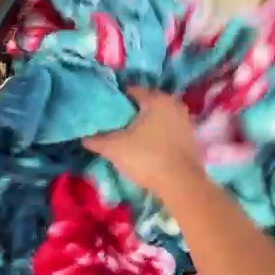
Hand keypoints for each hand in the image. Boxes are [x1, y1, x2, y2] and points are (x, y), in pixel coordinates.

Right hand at [84, 88, 205, 196]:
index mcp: (156, 99)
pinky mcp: (191, 138)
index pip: (132, 91)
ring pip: (160, 117)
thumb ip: (96, 140)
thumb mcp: (114, 148)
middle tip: (117, 124)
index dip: (117, 100)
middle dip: (133, 112)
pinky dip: (159, 134)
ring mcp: (186, 121)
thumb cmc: (146, 157)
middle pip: (147, 103)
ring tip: (131, 136)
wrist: (181, 184)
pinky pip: (170, 130)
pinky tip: (149, 146)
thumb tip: (83, 137)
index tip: (106, 112)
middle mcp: (174, 104)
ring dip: (147, 123)